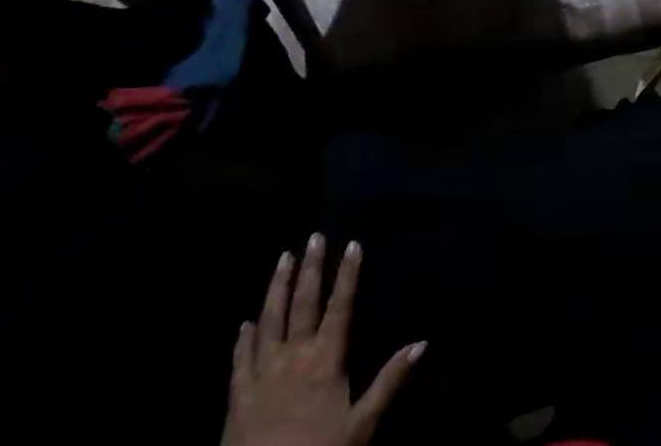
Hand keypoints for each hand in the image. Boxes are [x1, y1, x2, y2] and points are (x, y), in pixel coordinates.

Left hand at [222, 234, 425, 445]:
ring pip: (269, 320)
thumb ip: (390, 380)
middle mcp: (293, 357)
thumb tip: (422, 342)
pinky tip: (245, 322)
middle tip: (314, 237)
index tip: (352, 244)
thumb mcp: (362, 424)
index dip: (347, 274)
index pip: (340, 307)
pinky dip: (244, 337)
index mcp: (325, 361)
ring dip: (276, 287)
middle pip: (302, 304)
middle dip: (310, 268)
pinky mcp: (238, 395)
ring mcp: (261, 373)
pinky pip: (240, 358)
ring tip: (282, 258)